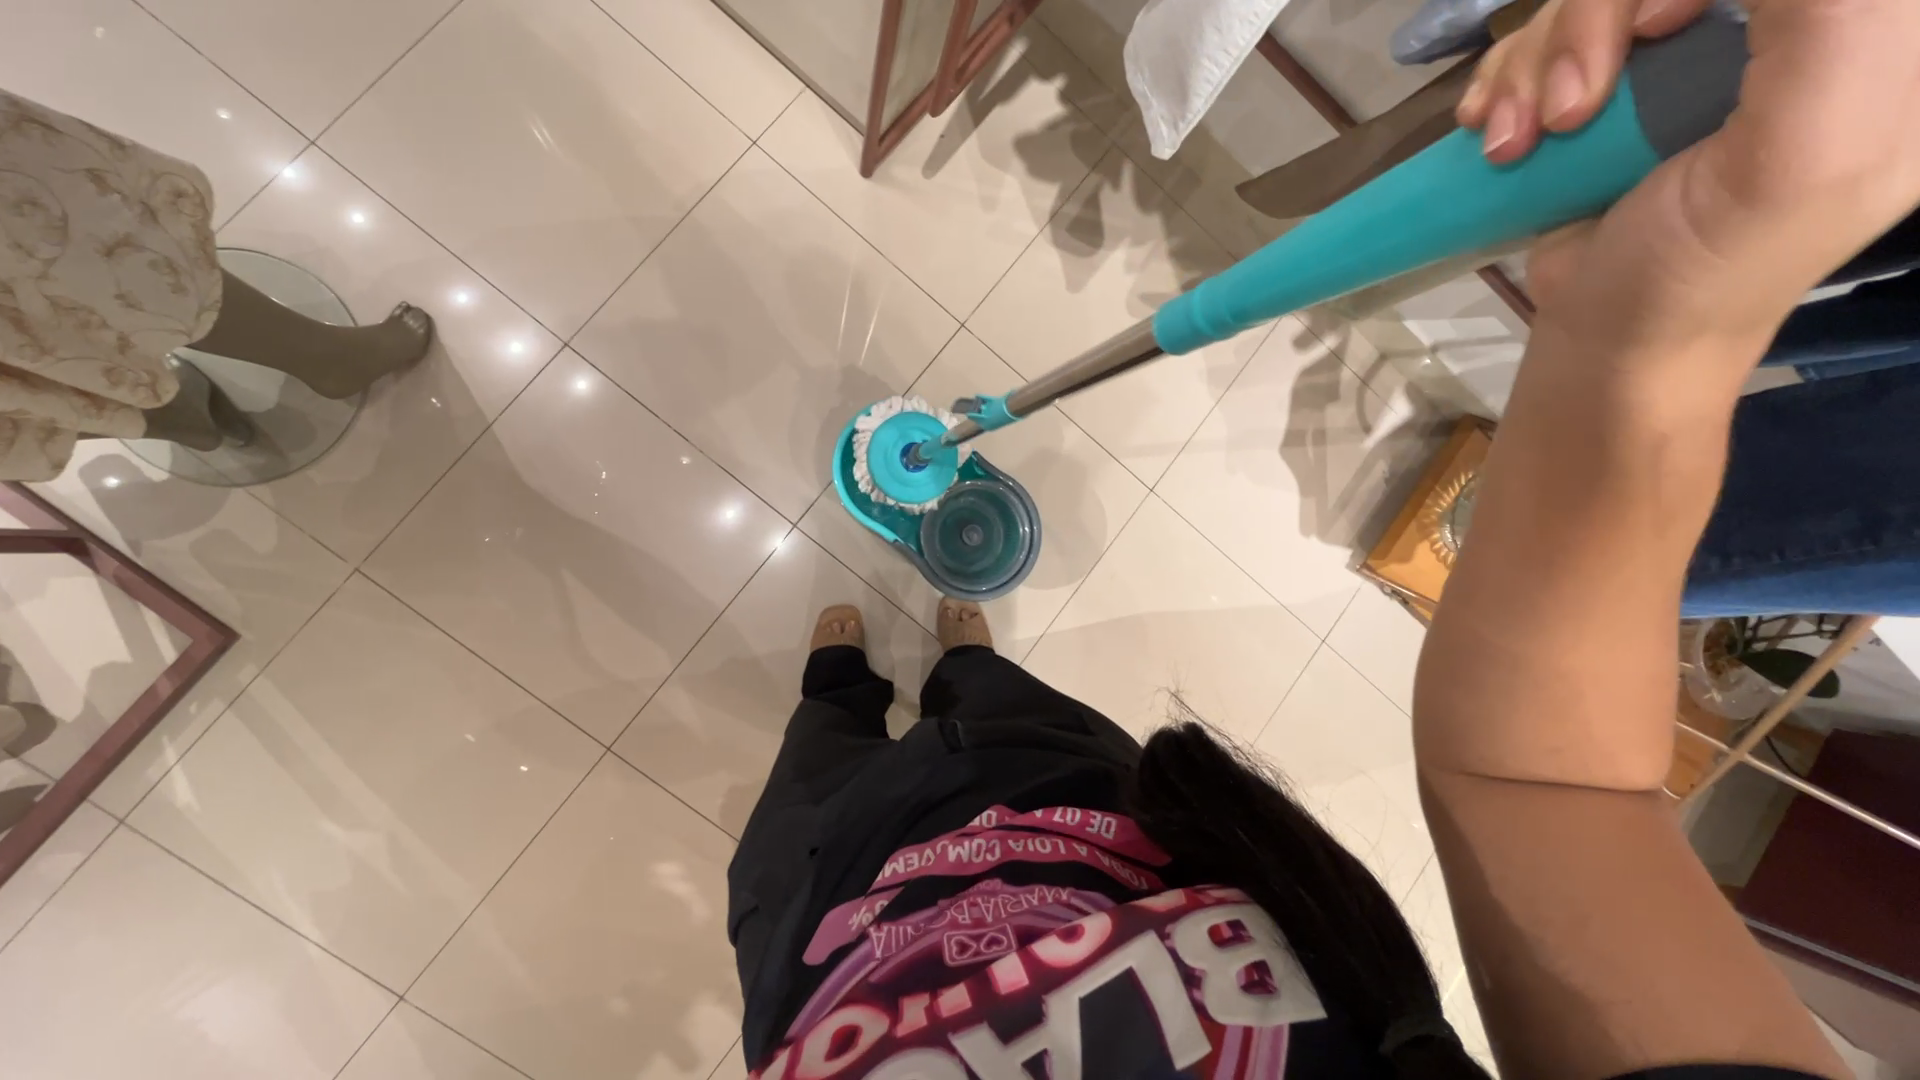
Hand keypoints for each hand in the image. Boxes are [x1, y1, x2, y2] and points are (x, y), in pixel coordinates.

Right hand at [1459, 0, 1919, 371]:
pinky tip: (1499, 138)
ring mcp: (1679, 62)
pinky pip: (1542, 43)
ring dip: (1531, 69)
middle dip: (1590, 25)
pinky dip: (1505, 84)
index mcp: (1868, 37)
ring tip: (1516, 146)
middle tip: (1568, 117)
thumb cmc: (1700, 272)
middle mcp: (1774, 33)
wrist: (1605, 347)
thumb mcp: (1805, 152)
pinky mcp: (1609, 95)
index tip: (1656, 31)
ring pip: (1585, 4)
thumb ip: (1832, 25)